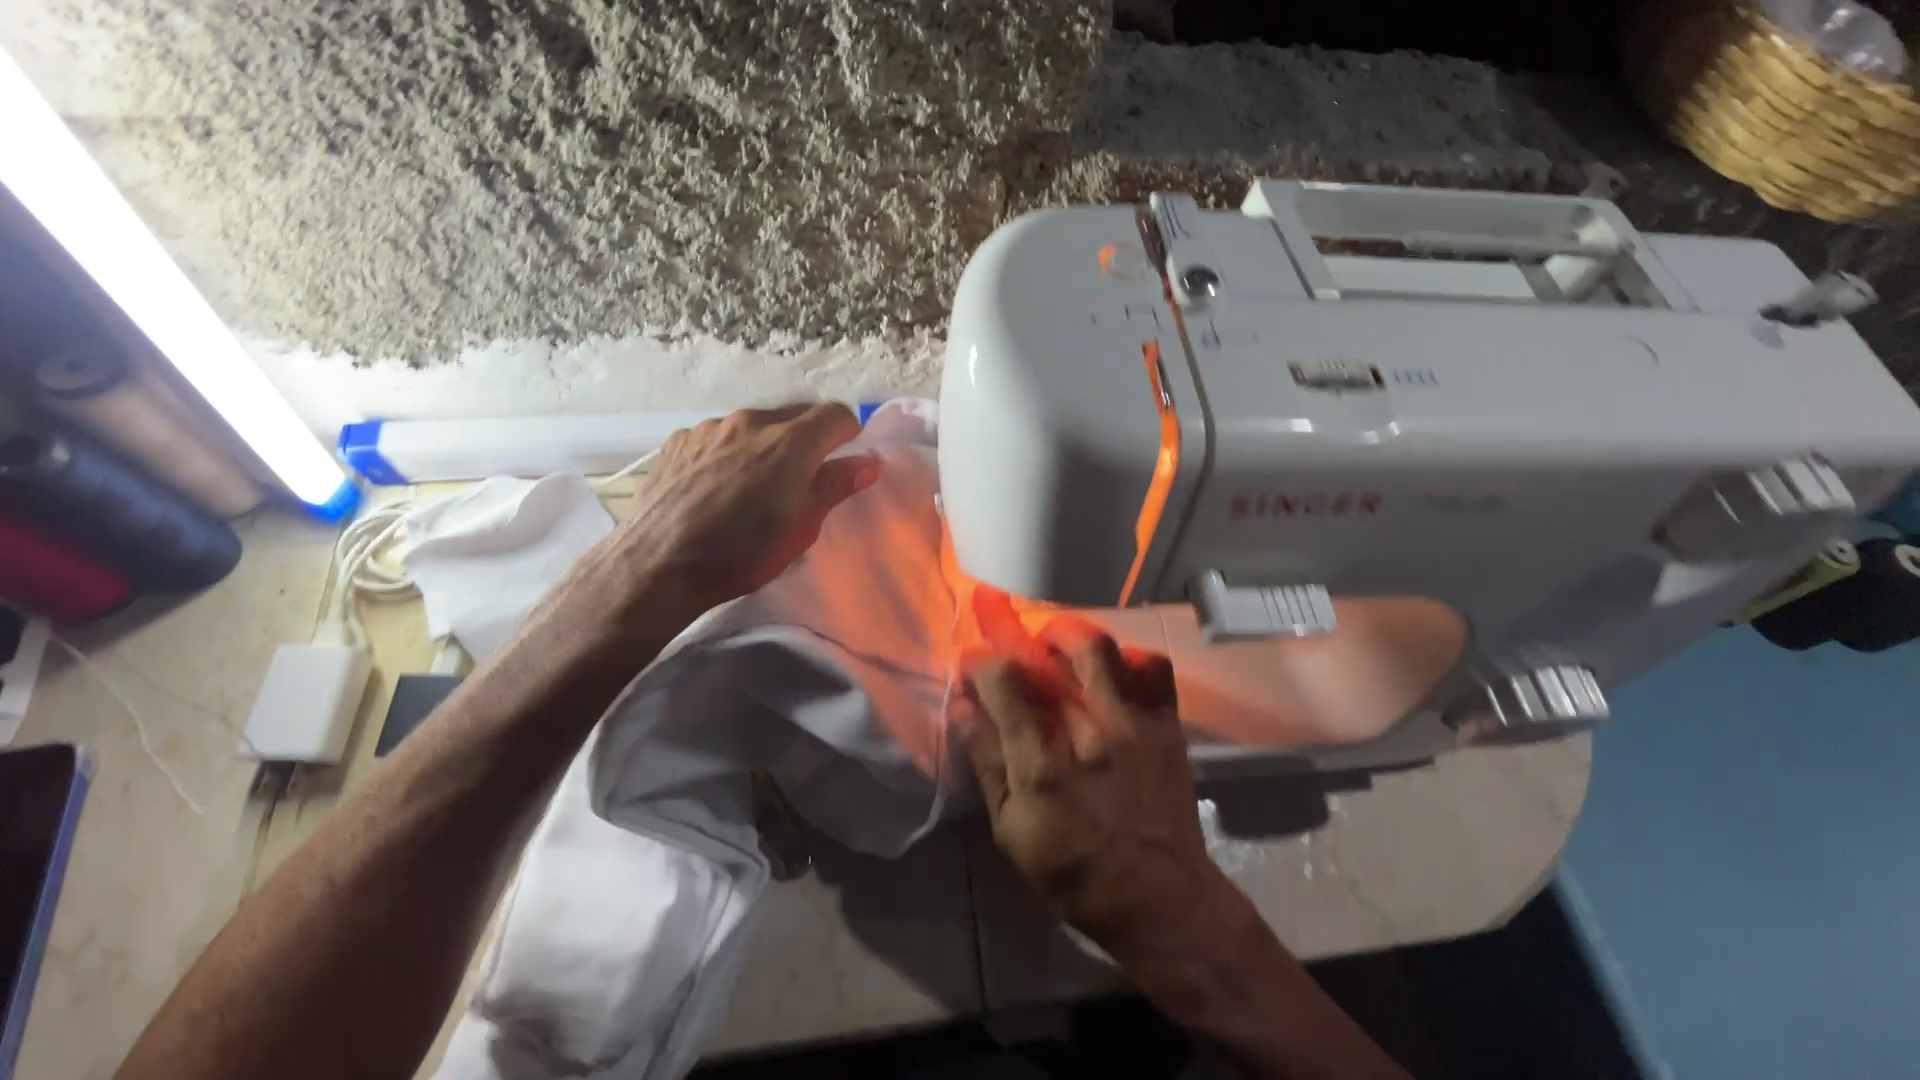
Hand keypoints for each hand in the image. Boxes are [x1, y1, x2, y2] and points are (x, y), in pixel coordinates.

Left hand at [555, 404, 880, 629]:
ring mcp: (710, 428)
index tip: (842, 461)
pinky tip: (716, 488)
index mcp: (791, 442)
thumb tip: (869, 462)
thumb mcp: (800, 528)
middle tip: (800, 481)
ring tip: (752, 487)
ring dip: (764, 446)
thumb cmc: (741, 553)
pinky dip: (728, 453)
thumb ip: (834, 487)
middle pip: (794, 415)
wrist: (658, 564)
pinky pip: (718, 437)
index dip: (847, 435)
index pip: (835, 414)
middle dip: (806, 440)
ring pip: (753, 426)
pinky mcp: (679, 441)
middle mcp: (751, 422)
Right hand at [960, 586, 1226, 950]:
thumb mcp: (1012, 833)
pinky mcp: (1167, 725)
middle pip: (1047, 652)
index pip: (1003, 682)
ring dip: (1067, 632)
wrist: (1159, 897)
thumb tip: (964, 708)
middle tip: (997, 610)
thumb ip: (988, 765)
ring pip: (1099, 648)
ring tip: (1052, 637)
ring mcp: (1133, 724)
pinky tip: (1111, 666)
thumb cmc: (1073, 873)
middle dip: (1012, 623)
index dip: (978, 659)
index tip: (968, 658)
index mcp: (1041, 764)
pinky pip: (1153, 668)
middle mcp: (1088, 731)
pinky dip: (1128, 656)